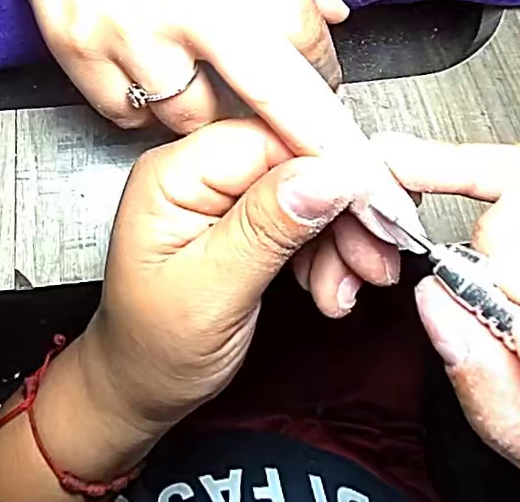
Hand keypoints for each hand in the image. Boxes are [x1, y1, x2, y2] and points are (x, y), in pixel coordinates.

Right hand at [0, 0, 345, 134]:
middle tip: (322, 157)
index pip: (307, 40)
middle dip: (309, 135)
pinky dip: (142, 103)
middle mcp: (182, 0)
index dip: (324, 73)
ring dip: (203, 105)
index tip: (324, 90)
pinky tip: (142, 68)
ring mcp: (126, 31)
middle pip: (270, 94)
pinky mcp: (77, 50)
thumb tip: (332, 15)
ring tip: (190, 71)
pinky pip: (127, 113)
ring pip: (190, 116)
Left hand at [55, 120, 373, 456]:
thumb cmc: (152, 344)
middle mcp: (192, 171)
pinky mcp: (237, 214)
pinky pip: (298, 212)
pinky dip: (326, 248)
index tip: (380, 206)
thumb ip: (265, 230)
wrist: (140, 382)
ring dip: (338, 236)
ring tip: (344, 287)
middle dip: (340, 209)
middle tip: (373, 258)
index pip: (262, 137)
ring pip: (302, 187)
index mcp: (170, 174)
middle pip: (288, 159)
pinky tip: (330, 284)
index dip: (329, 166)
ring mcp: (215, 191)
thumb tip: (326, 175)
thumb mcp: (211, 293)